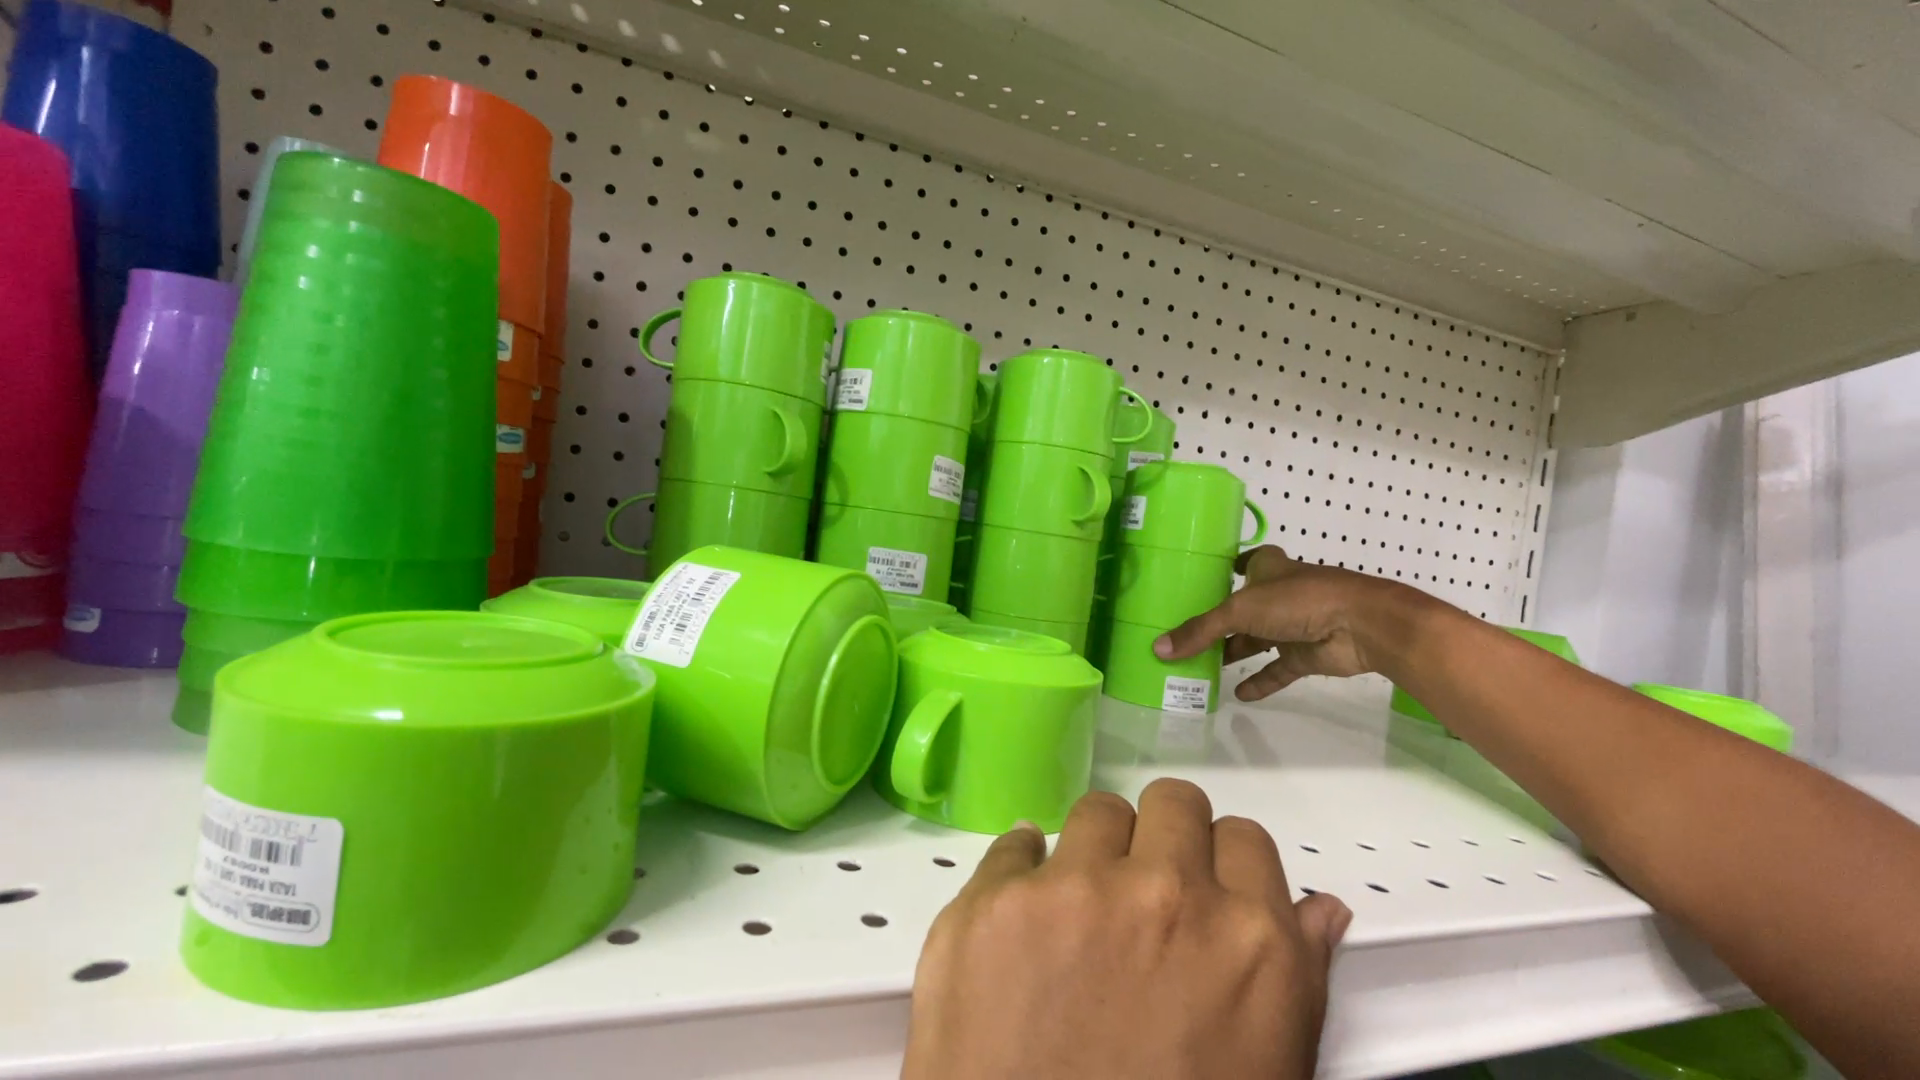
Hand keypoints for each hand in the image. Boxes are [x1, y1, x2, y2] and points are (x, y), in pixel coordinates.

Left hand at [903, 779, 1351, 1079]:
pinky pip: (1016, 844)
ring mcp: (1074, 891)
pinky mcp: (992, 903)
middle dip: (1163, 838)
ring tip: (1079, 907)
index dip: (1222, 863)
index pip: (1246, 839)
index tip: (1202, 887)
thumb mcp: (1265, 1072)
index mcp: (1252, 942)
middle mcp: (1169, 895)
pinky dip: (1023, 870)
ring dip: (1095, 848)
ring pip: (1096, 812)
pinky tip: (1022, 916)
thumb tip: (1323, 908)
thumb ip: (1296, 976)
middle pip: (1174, 804)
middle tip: (1141, 887)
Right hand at [1155, 546, 1423, 700]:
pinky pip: (1278, 670)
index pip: (1240, 564)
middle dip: (1218, 622)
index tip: (1195, 582)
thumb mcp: (1240, 610)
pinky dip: (1260, 681)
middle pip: (1242, 608)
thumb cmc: (1299, 600)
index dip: (1221, 571)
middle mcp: (1278, 594)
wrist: (1361, 625)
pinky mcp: (1305, 654)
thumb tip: (1158, 648)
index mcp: (1267, 568)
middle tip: (1184, 635)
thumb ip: (1200, 630)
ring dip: (1234, 652)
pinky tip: (1237, 693)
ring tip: (1200, 666)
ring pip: (1257, 640)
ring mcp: (1293, 625)